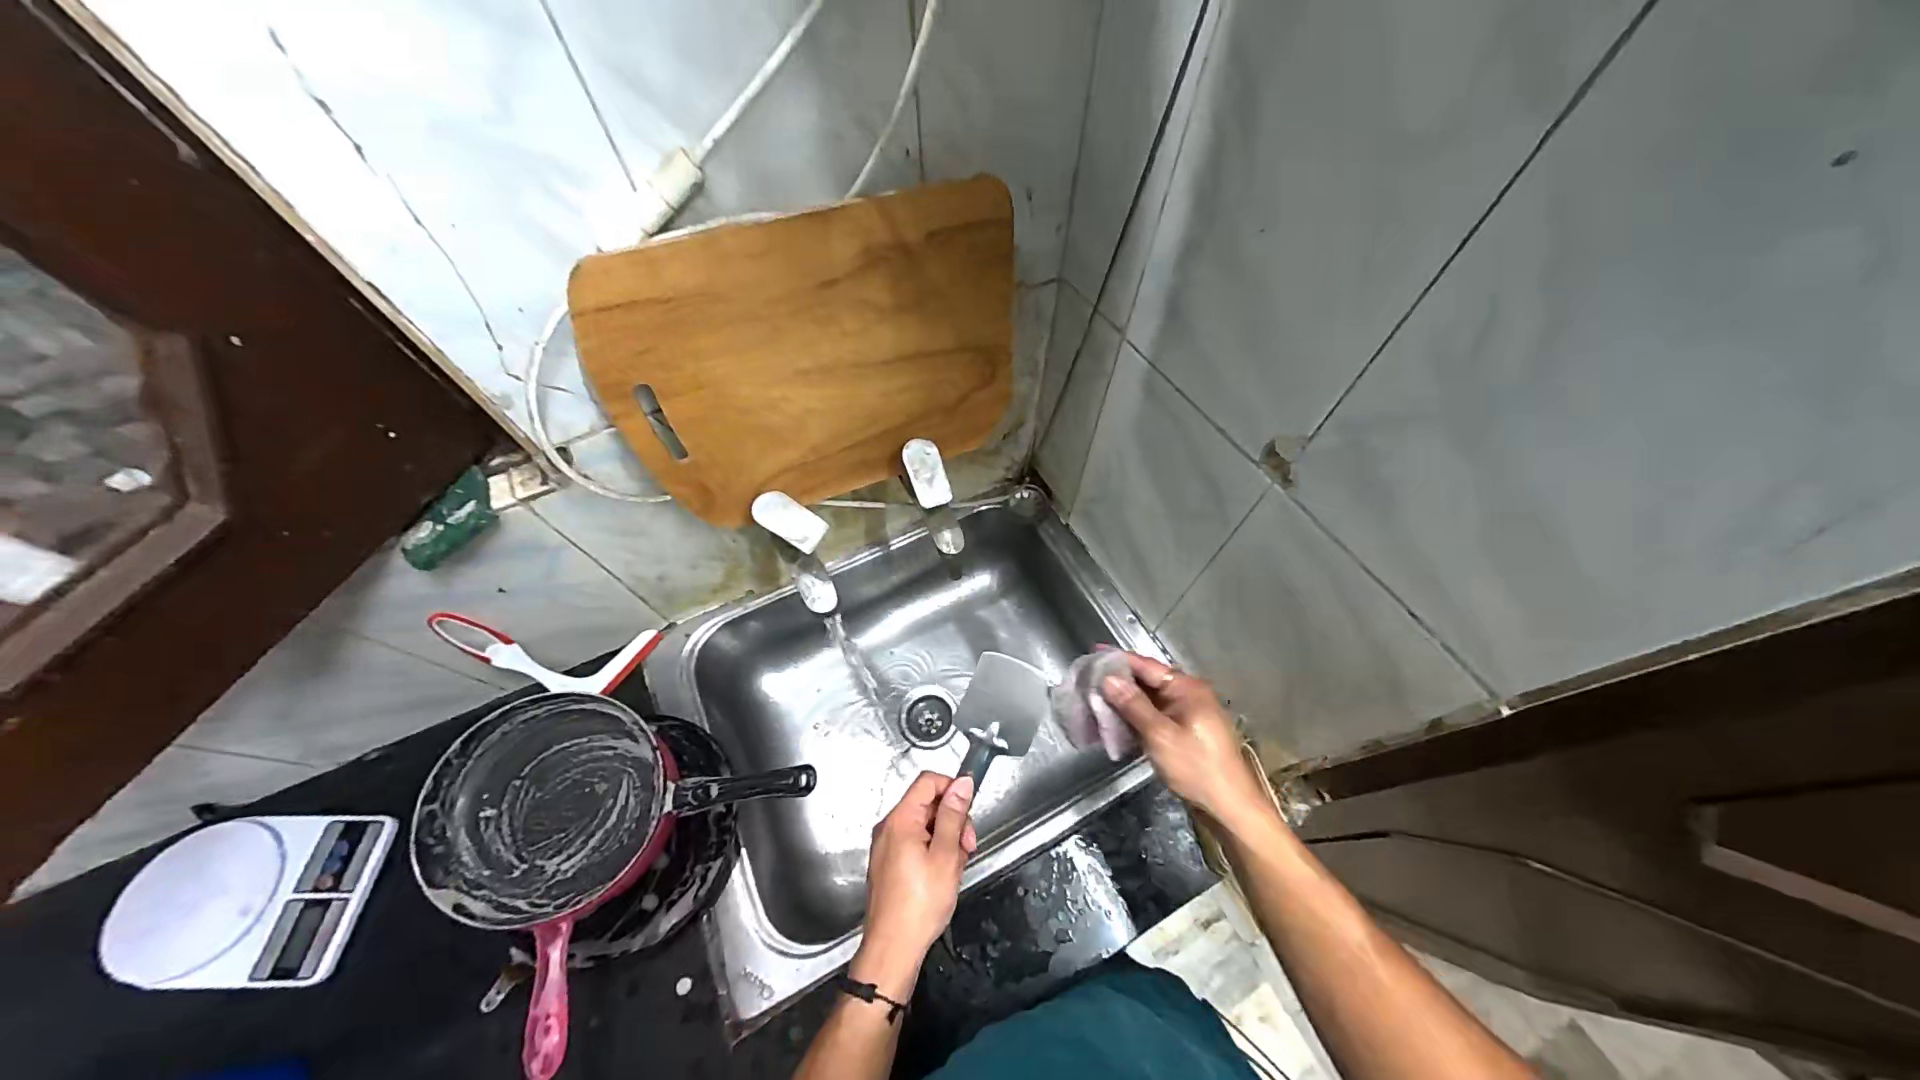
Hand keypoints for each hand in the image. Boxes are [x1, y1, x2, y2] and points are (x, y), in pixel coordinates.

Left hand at [851, 771, 976, 998]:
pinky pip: (915, 843)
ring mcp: (887, 846)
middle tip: (967, 847)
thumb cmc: (920, 905)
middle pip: (927, 803)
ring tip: (955, 867)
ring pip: (924, 825)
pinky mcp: (889, 863)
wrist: (893, 949)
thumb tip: (962, 783)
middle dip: (953, 819)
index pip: (928, 781)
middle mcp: (889, 827)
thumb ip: (954, 816)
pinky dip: (933, 852)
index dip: (952, 789)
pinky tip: (943, 875)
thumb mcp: (946, 855)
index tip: (969, 810)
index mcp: (900, 820)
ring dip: (946, 839)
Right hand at [1099, 652, 1279, 835]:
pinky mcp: (1184, 732)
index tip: (1093, 653)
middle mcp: (1188, 695)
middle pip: (1148, 681)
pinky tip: (1115, 722)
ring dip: (1125, 701)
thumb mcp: (1160, 735)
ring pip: (1149, 700)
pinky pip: (1155, 716)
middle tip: (1088, 681)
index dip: (1119, 659)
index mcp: (1187, 688)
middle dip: (1119, 681)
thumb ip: (1133, 705)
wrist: (1230, 807)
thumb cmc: (1197, 768)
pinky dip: (1135, 717)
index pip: (1147, 665)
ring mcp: (1188, 714)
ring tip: (1095, 700)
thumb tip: (1108, 679)